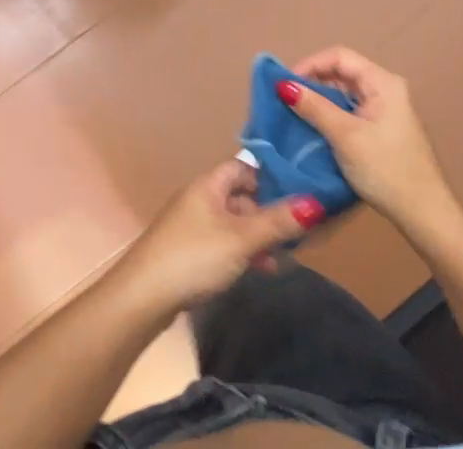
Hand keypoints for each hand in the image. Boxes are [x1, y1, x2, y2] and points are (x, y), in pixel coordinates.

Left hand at [113, 160, 324, 313]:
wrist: (144, 295)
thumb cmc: (195, 257)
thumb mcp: (242, 238)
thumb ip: (278, 221)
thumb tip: (317, 201)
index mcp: (208, 185)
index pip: (243, 167)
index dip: (270, 178)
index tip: (299, 196)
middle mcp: (198, 198)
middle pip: (240, 196)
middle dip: (268, 213)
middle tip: (296, 234)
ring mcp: (191, 224)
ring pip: (233, 222)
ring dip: (257, 236)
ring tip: (281, 259)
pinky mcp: (188, 249)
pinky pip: (223, 241)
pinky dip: (242, 251)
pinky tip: (258, 270)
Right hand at [282, 47, 460, 231]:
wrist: (422, 212)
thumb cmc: (384, 168)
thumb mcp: (344, 135)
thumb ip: (314, 107)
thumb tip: (282, 84)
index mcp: (382, 83)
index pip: (339, 57)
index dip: (309, 65)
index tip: (284, 84)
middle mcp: (386, 89)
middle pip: (341, 72)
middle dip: (311, 82)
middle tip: (284, 99)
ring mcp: (385, 109)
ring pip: (344, 92)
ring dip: (318, 99)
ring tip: (292, 113)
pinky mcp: (381, 128)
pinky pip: (349, 110)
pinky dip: (329, 114)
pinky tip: (312, 127)